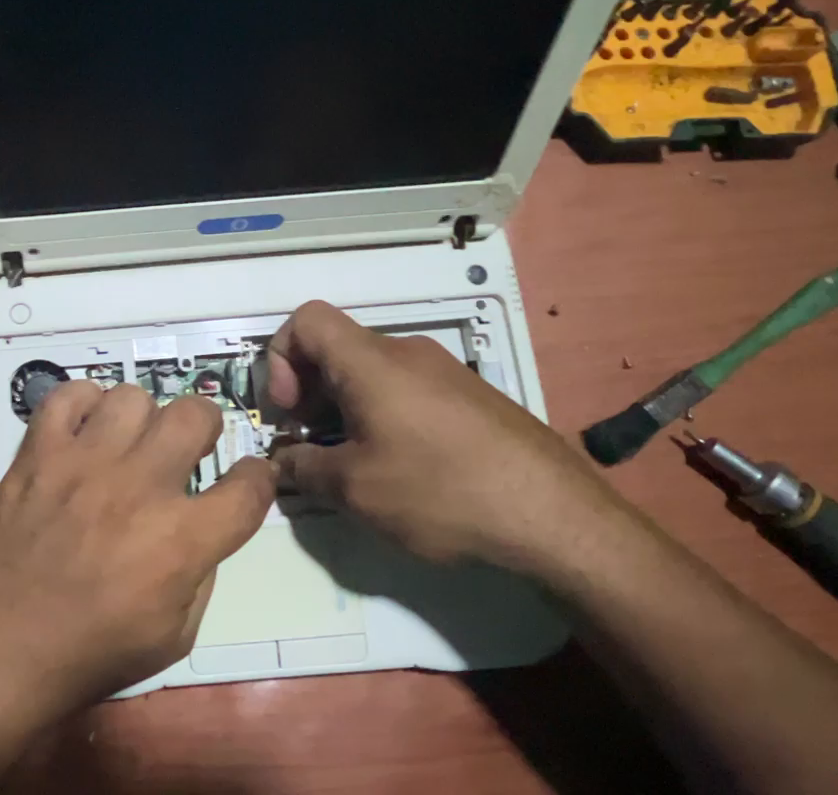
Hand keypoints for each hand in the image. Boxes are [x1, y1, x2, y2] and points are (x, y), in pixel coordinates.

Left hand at [0, 382, 274, 756]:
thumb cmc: (89, 656)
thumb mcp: (173, 637)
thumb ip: (200, 573)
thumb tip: (202, 527)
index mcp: (179, 541)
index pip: (249, 487)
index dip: (260, 478)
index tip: (251, 478)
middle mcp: (137, 488)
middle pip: (193, 415)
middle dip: (204, 428)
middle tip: (188, 450)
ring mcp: (82, 463)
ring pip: (132, 397)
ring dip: (142, 418)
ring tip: (129, 443)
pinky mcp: (36, 454)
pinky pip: (67, 396)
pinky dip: (83, 404)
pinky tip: (85, 430)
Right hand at [267, 300, 626, 571]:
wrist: (557, 516)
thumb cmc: (441, 491)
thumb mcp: (356, 490)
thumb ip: (304, 469)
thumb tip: (284, 460)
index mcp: (370, 361)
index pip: (306, 320)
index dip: (280, 357)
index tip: (290, 411)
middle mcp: (407, 352)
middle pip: (337, 348)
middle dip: (310, 391)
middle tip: (313, 445)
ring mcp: (445, 372)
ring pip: (372, 373)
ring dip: (346, 409)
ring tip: (356, 465)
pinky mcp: (473, 398)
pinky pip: (407, 391)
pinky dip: (383, 417)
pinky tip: (403, 469)